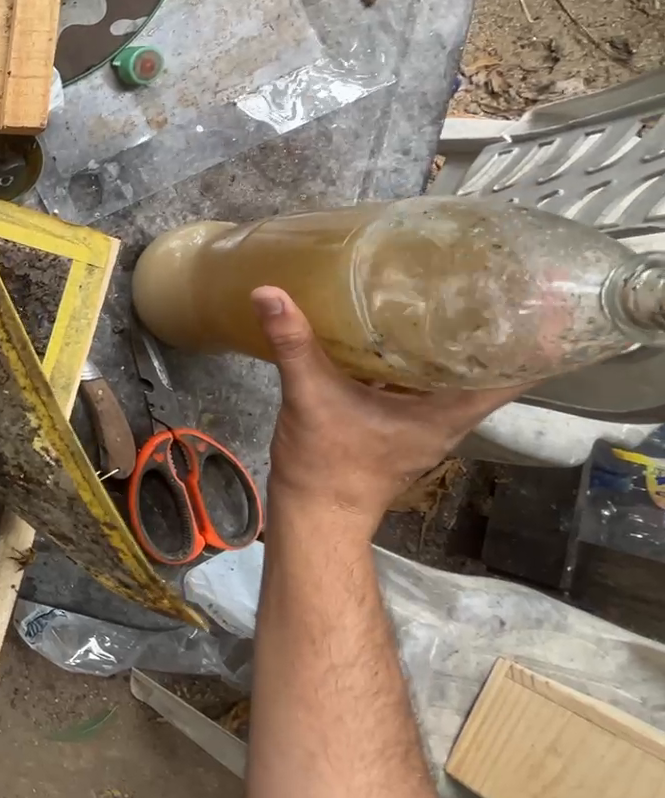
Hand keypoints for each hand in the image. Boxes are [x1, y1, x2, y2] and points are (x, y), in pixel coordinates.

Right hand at [250, 286, 522, 536]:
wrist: (316, 509)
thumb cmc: (329, 460)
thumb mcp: (308, 396)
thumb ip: (293, 345)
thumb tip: (269, 293)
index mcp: (449, 412)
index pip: (514, 373)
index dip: (527, 337)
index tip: (522, 300)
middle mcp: (447, 418)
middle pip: (483, 371)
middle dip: (478, 333)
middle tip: (466, 288)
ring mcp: (422, 426)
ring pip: (447, 380)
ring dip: (441, 349)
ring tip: (426, 306)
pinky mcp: (396, 429)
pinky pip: (415, 389)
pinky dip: (408, 366)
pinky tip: (382, 344)